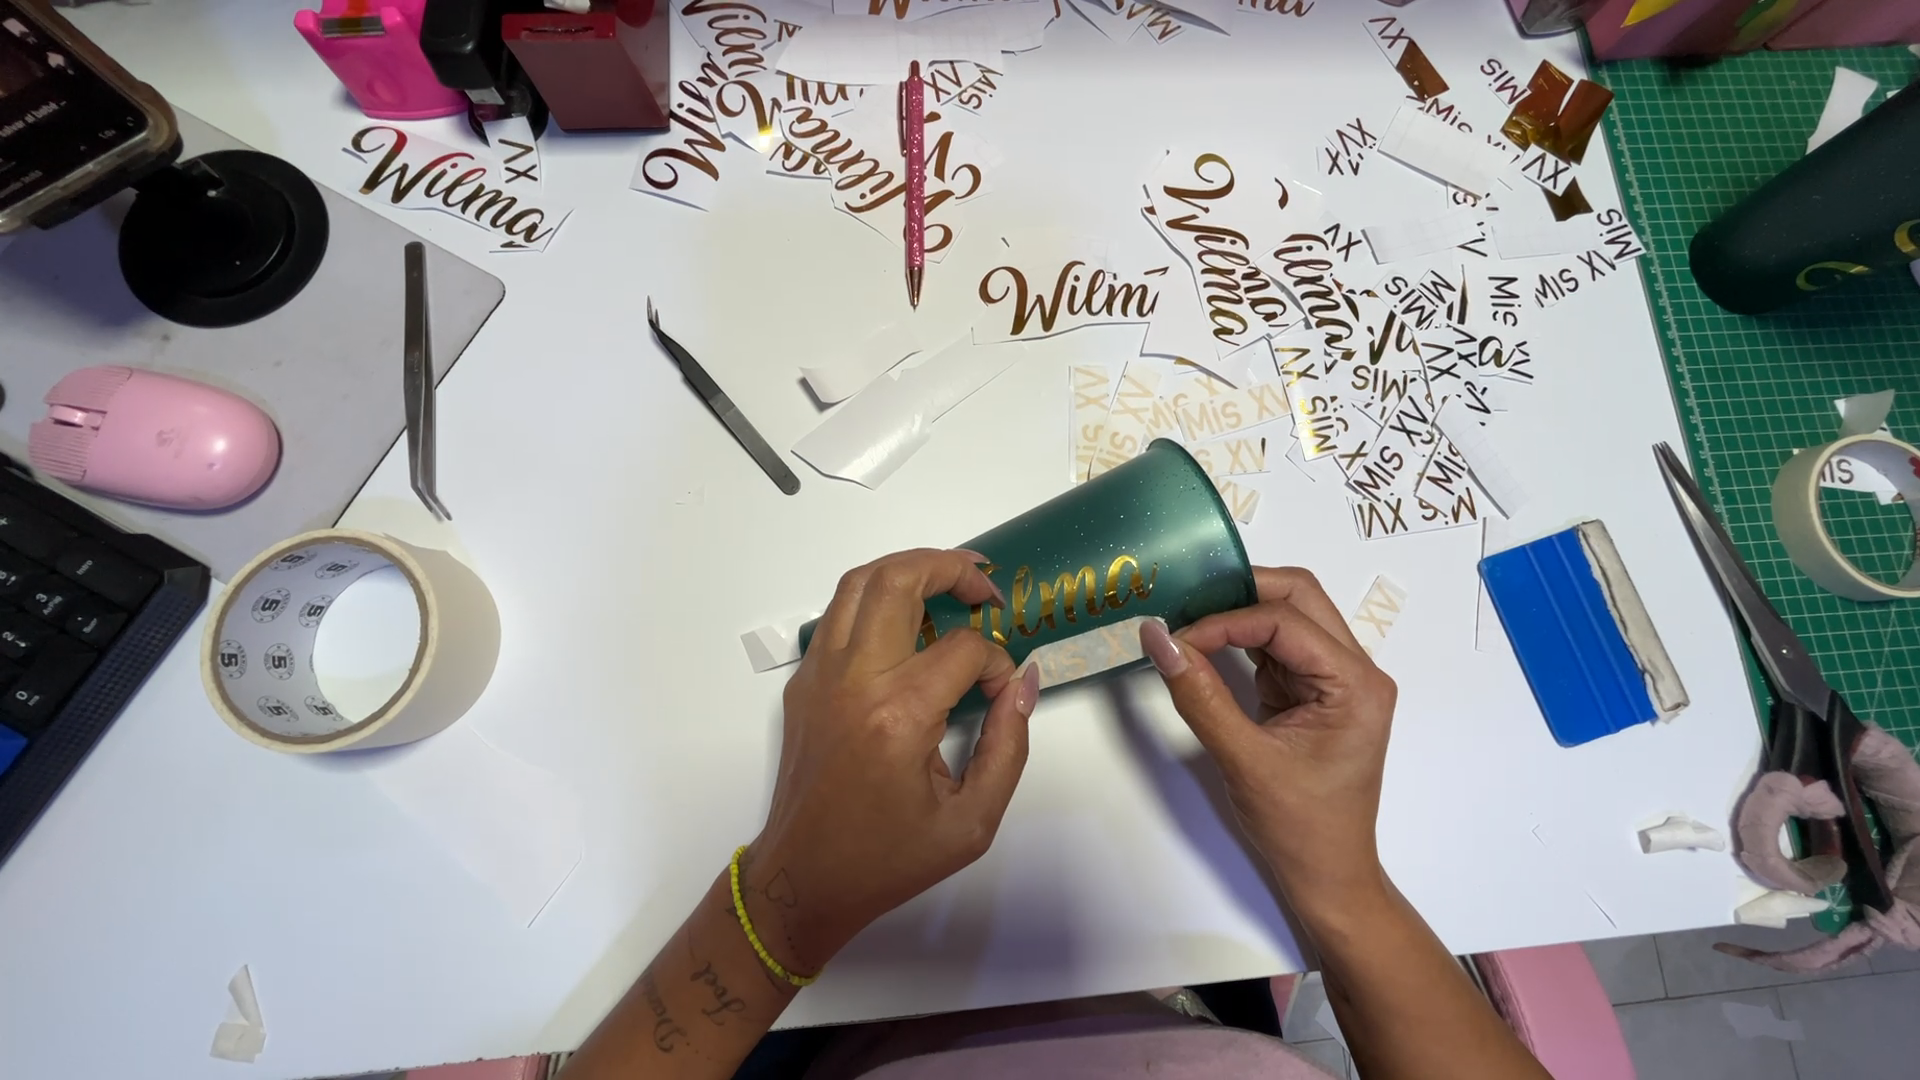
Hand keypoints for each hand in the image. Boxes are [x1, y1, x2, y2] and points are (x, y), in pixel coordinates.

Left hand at [743, 548, 1041, 976]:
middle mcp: (853, 679)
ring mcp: (819, 674)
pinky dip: (877, 598)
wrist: (803, 879)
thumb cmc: (889, 857)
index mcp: (898, 716)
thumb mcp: (972, 822)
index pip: (963, 650)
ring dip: (909, 569)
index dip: (996, 662)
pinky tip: (907, 621)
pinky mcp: (803, 680)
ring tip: (949, 583)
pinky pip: (839, 613)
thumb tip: (1021, 681)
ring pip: (859, 582)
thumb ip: (1009, 746)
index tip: (1001, 691)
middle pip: (898, 580)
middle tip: (985, 586)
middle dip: (951, 568)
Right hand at [1138, 567, 1395, 912]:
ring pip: (1286, 611)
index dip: (1224, 621)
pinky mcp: (1309, 686)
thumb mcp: (1243, 759)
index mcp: (1354, 684)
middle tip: (1186, 603)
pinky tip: (1203, 642)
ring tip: (1187, 619)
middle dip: (1239, 590)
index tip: (1177, 640)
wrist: (1327, 872)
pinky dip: (1236, 636)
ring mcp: (1333, 676)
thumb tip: (1156, 637)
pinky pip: (1273, 642)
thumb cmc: (1298, 824)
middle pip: (1298, 596)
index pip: (1283, 621)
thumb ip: (1198, 694)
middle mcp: (1353, 669)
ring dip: (1236, 610)